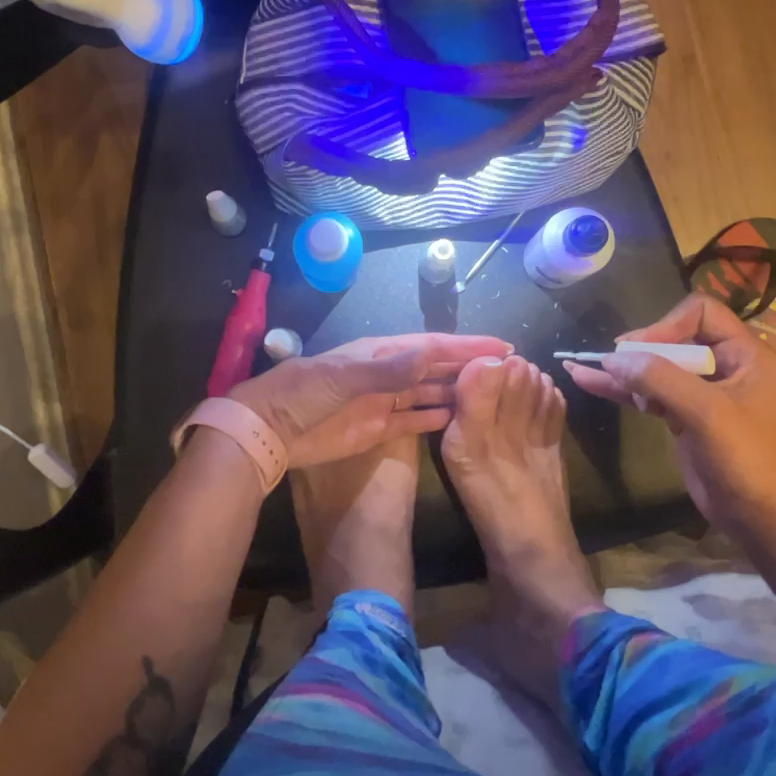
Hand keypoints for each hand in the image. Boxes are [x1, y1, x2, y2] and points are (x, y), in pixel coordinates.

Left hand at [229, 334, 511, 466]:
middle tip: (508, 369)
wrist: (268, 430)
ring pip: (427, 393)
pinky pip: (413, 421)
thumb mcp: (343, 377)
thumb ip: (387, 369)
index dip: (464, 345)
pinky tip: (458, 418)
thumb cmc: (303, 394)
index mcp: (378, 353)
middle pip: (434, 367)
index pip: (430, 345)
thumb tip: (429, 354)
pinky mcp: (376, 430)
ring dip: (455, 391)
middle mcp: (385, 373)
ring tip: (492, 393)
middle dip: (466, 366)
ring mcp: (382, 402)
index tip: (501, 346)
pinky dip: (435, 418)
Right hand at [562, 294, 775, 530]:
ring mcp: (701, 392)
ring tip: (583, 365)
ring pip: (655, 366)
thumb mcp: (705, 413)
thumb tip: (612, 358)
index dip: (667, 325)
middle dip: (641, 350)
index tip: (642, 351)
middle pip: (673, 337)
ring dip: (623, 368)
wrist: (759, 517)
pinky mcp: (683, 415)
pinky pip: (647, 391)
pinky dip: (620, 388)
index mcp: (744, 355)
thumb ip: (660, 379)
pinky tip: (587, 381)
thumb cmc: (746, 459)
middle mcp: (724, 366)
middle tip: (613, 364)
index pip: (701, 313)